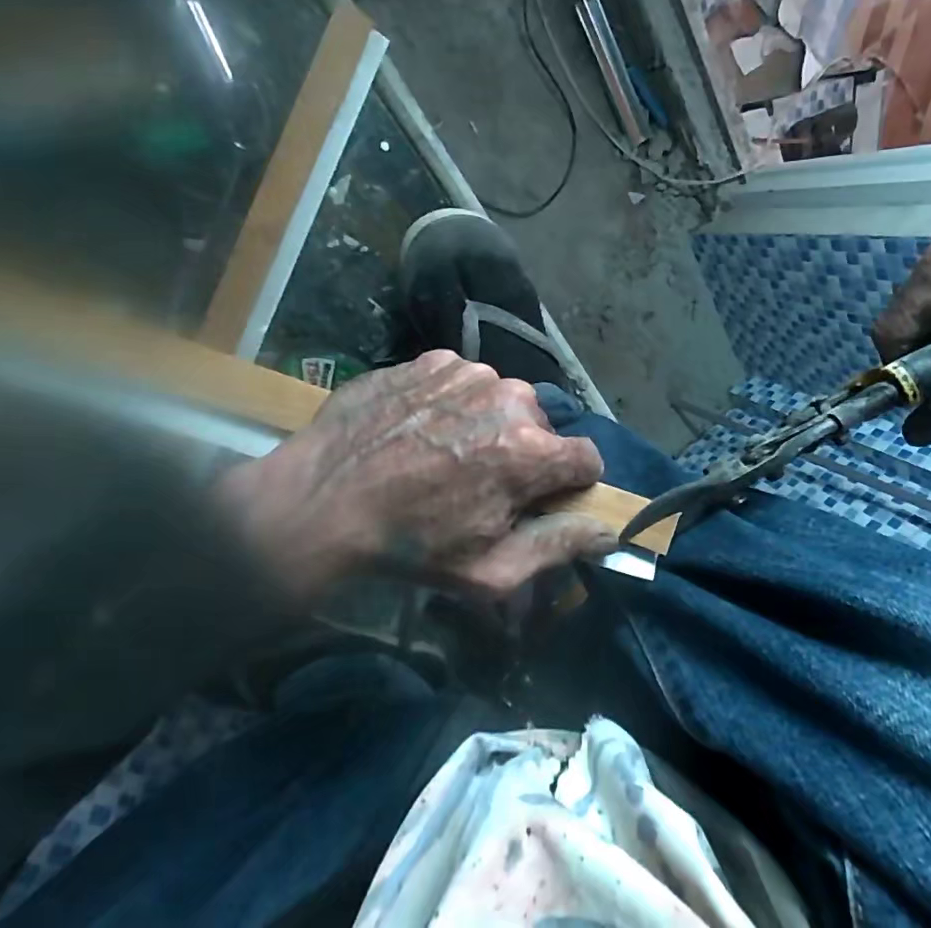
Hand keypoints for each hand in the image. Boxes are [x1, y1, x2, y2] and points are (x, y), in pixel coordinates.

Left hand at [215, 351, 614, 599]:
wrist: (320, 502)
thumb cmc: (409, 547)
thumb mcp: (491, 572)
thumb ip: (560, 547)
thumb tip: (610, 531)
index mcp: (531, 450)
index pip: (587, 459)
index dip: (567, 485)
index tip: (536, 501)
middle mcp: (508, 397)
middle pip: (541, 429)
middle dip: (524, 455)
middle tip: (478, 484)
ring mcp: (466, 371)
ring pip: (502, 402)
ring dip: (488, 426)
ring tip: (444, 455)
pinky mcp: (430, 359)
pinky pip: (463, 382)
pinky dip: (454, 404)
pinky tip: (420, 429)